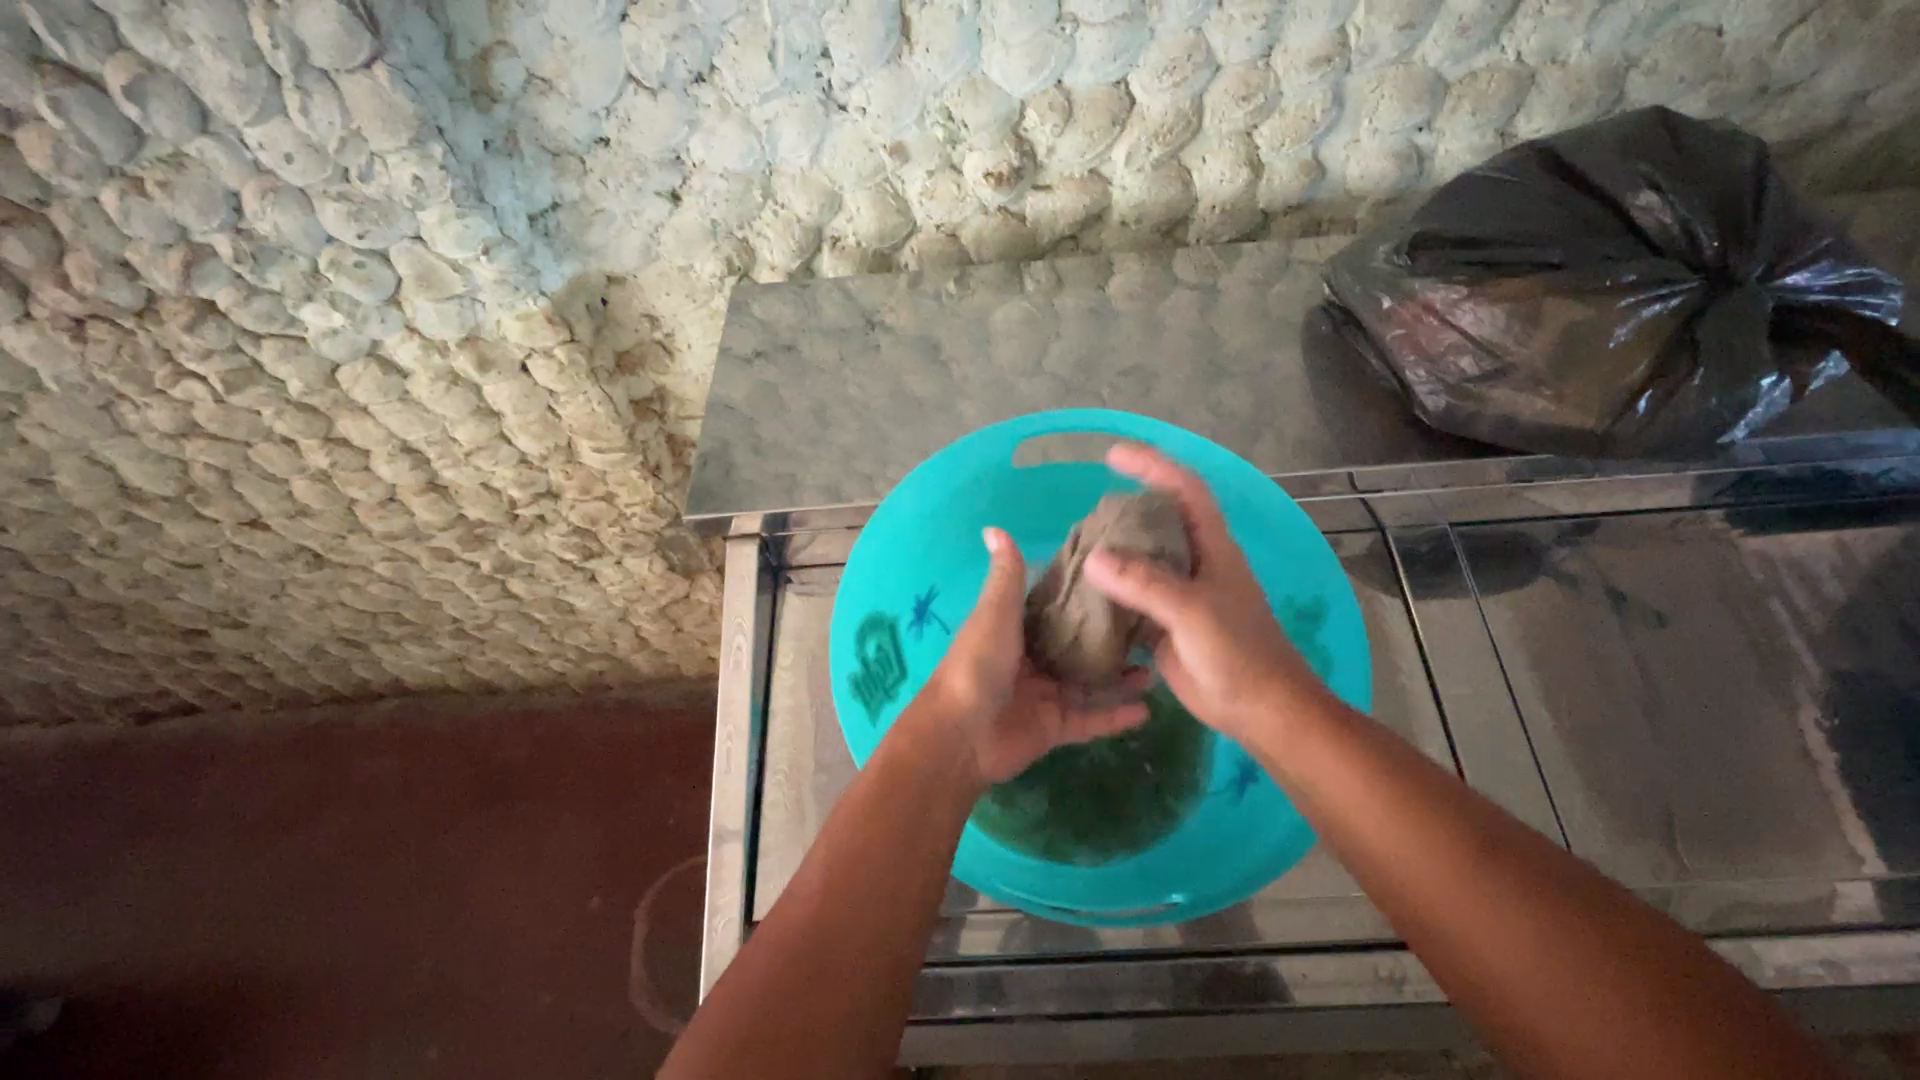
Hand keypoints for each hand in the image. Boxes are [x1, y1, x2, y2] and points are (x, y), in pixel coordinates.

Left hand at [915, 527, 1149, 786]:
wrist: (961, 735)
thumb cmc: (977, 664)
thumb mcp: (995, 613)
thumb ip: (1006, 576)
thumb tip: (994, 528)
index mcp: (1015, 631)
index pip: (1055, 611)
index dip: (1084, 599)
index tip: (1122, 584)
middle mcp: (1030, 662)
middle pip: (1077, 650)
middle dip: (1111, 642)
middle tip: (1152, 629)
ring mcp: (1043, 697)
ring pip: (1089, 686)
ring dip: (1120, 679)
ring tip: (1157, 668)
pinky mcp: (1053, 729)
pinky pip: (1090, 720)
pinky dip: (1115, 716)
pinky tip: (1148, 709)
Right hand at [1082, 444, 1331, 743]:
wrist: (1260, 709)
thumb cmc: (1239, 652)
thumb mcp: (1193, 611)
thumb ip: (1145, 583)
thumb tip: (1092, 558)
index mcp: (1212, 547)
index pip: (1184, 489)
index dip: (1153, 465)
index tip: (1113, 456)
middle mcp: (1194, 564)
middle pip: (1156, 522)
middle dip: (1122, 511)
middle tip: (1084, 517)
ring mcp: (1179, 596)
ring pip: (1140, 563)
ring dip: (1110, 556)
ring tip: (1073, 552)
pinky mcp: (1164, 627)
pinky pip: (1130, 602)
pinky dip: (1107, 597)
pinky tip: (1080, 598)